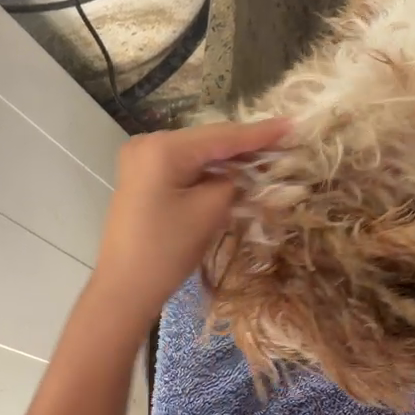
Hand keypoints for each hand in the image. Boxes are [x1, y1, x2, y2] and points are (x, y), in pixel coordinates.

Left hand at [90, 119, 288, 319]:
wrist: (123, 290)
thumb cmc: (167, 250)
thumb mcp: (211, 211)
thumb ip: (235, 180)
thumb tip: (250, 169)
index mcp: (164, 147)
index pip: (223, 136)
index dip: (260, 133)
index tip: (291, 124)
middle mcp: (149, 143)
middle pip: (209, 139)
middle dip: (246, 145)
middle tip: (285, 140)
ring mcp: (143, 159)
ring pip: (198, 152)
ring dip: (229, 158)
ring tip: (268, 154)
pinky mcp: (144, 176)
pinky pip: (185, 164)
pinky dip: (209, 169)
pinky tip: (236, 170)